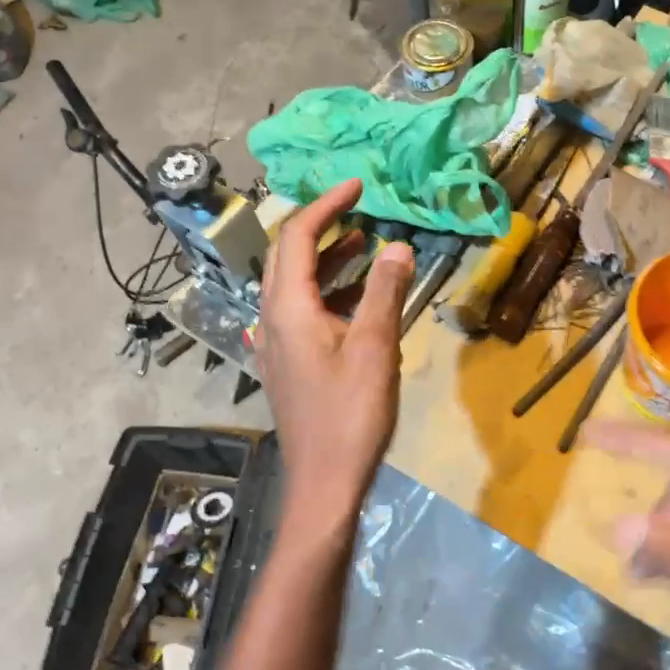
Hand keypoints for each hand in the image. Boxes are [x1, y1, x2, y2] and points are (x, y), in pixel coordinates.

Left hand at [257, 179, 412, 526]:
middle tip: (360, 210)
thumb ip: (385, 292)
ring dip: (328, 261)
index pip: (295, 237)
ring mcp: (276, 345)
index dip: (325, 205)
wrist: (323, 484)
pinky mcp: (289, 365)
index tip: (358, 186)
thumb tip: (397, 245)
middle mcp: (272, 319)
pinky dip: (330, 292)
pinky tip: (360, 299)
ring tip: (367, 245)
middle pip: (287, 257)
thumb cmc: (350, 415)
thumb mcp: (375, 348)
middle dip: (322, 228)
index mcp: (287, 308)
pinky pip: (303, 311)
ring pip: (296, 285)